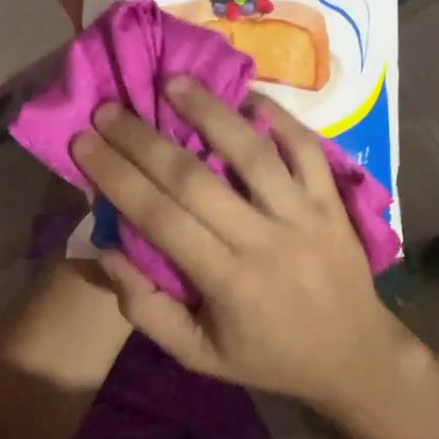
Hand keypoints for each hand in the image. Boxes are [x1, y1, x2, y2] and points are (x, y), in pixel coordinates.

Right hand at [69, 75, 419, 412]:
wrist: (355, 358)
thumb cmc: (267, 356)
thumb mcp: (198, 356)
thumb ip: (147, 310)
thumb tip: (107, 249)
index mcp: (227, 282)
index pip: (160, 218)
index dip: (117, 177)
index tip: (82, 142)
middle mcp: (264, 241)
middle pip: (195, 178)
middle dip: (143, 139)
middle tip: (108, 109)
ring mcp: (304, 214)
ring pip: (253, 153)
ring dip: (210, 112)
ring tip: (173, 81)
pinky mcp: (333, 200)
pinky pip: (307, 149)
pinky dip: (280, 119)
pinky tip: (247, 96)